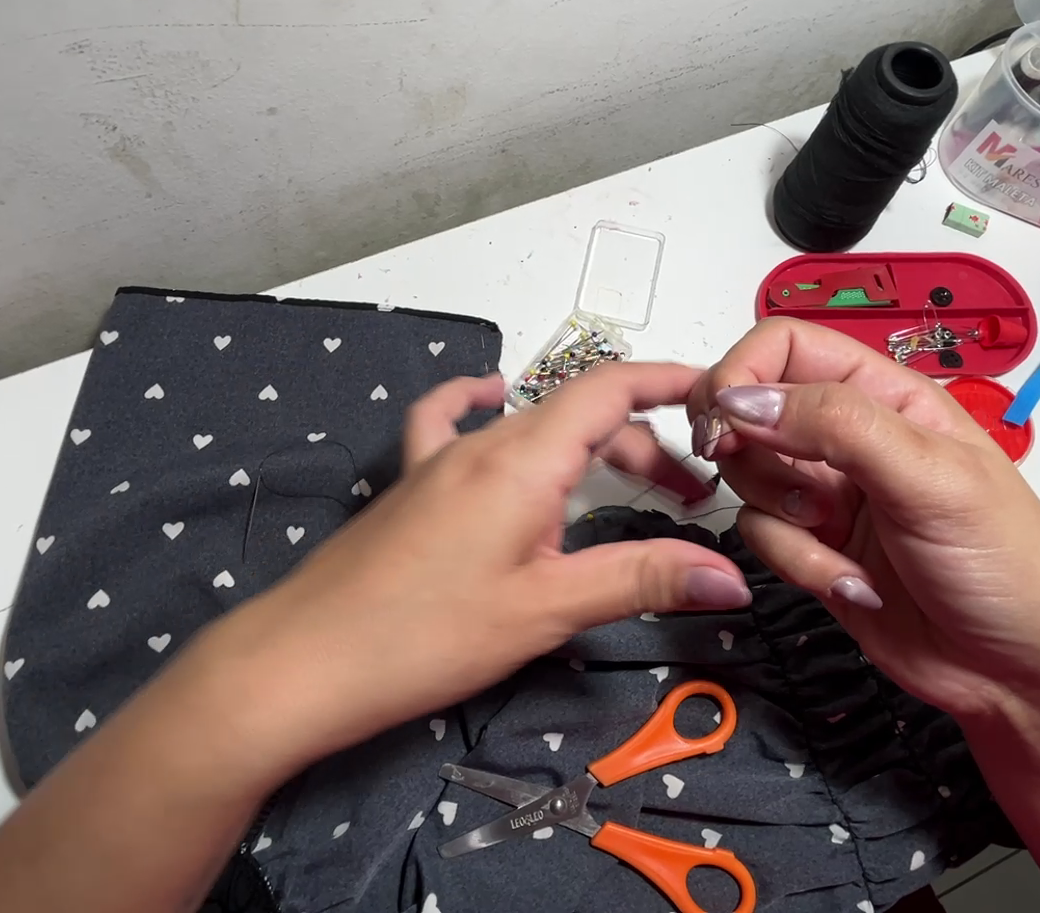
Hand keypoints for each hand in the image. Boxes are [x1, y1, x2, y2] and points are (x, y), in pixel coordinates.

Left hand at [183, 363, 749, 783]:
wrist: (306, 658)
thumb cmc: (429, 634)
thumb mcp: (547, 609)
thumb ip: (641, 580)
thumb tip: (733, 576)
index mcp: (525, 458)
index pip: (610, 388)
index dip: (668, 381)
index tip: (714, 397)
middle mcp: (485, 440)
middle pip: (581, 413)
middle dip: (644, 443)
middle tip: (686, 499)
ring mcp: (441, 456)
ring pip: (532, 424)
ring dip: (587, 444)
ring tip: (622, 484)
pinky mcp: (412, 480)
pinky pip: (451, 419)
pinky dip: (483, 402)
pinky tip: (491, 402)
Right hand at [689, 318, 1039, 721]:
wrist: (1017, 676)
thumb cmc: (1009, 568)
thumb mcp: (932, 481)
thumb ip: (837, 425)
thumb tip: (742, 398)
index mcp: (884, 396)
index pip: (785, 347)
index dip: (743, 371)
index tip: (723, 416)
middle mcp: (844, 436)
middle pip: (748, 407)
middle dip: (746, 445)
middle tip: (766, 475)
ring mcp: (822, 490)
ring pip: (744, 471)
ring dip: (778, 508)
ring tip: (834, 529)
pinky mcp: (807, 542)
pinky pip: (756, 532)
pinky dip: (793, 559)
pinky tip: (850, 579)